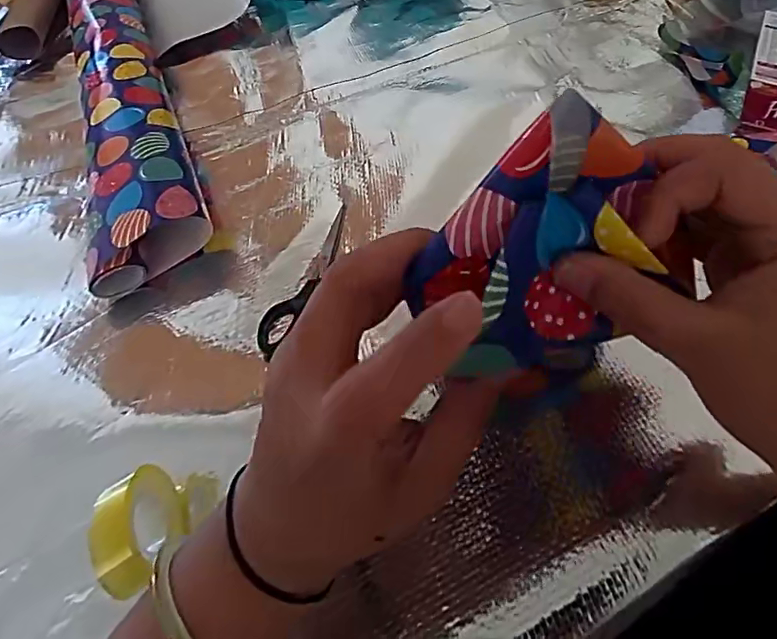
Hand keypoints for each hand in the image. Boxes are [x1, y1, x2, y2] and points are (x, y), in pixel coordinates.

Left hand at [234, 229, 501, 591]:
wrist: (273, 526)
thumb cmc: (354, 515)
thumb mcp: (424, 487)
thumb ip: (464, 420)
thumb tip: (503, 358)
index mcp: (340, 430)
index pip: (386, 370)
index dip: (434, 330)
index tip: (478, 300)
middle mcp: (305, 377)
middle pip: (343, 288)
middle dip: (403, 253)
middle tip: (458, 249)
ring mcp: (292, 350)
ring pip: (340, 276)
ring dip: (393, 256)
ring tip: (442, 257)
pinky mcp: (296, 338)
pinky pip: (339, 287)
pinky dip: (380, 270)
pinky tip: (413, 277)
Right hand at [553, 136, 776, 473]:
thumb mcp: (697, 345)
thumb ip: (629, 298)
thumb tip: (562, 264)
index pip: (723, 169)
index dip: (667, 191)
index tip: (632, 239)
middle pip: (716, 168)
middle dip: (656, 180)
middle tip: (604, 201)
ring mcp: (776, 237)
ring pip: (708, 194)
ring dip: (660, 208)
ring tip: (615, 232)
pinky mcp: (760, 259)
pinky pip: (709, 227)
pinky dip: (672, 236)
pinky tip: (643, 258)